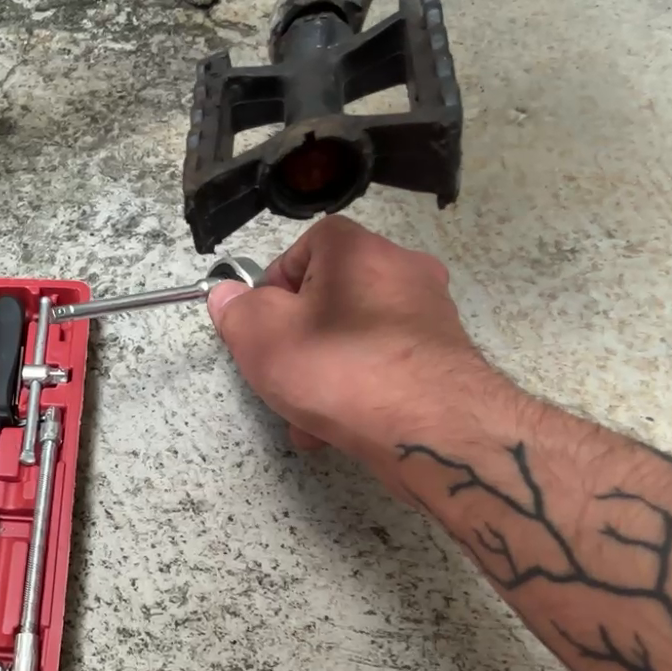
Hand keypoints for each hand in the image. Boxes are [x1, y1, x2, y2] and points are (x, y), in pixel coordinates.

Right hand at [207, 216, 505, 454]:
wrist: (425, 424)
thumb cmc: (335, 367)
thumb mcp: (261, 336)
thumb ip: (236, 309)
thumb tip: (228, 295)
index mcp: (358, 250)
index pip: (308, 244)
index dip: (276, 282)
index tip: (262, 323)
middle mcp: (402, 270)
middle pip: (331, 296)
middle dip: (298, 337)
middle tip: (280, 373)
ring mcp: (429, 314)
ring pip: (355, 336)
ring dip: (324, 371)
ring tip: (305, 415)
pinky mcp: (443, 357)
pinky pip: (384, 365)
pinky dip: (358, 389)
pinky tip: (338, 426)